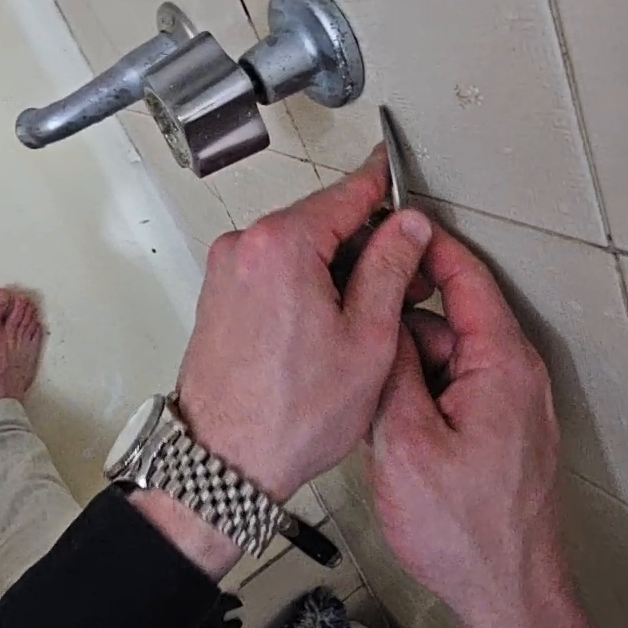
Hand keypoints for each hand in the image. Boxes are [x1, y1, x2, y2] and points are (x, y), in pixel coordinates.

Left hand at [175, 151, 432, 501]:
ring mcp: (227, 270)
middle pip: (320, 221)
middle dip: (366, 241)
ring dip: (337, 265)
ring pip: (298, 247)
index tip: (395, 169)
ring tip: (368, 312)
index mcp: (281, 247)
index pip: (345, 194)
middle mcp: (245, 248)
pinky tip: (329, 320)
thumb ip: (391, 268)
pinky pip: (273, 269)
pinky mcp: (220, 293)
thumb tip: (407, 227)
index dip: (381, 184)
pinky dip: (306, 281)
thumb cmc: (289, 415)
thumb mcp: (367, 338)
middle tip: (406, 274)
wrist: (224, 459)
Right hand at [371, 225, 611, 627]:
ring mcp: (508, 405)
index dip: (427, 247)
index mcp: (501, 366)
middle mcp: (514, 377)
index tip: (392, 226)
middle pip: (450, 318)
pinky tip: (391, 423)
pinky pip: (453, 387)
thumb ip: (392, 369)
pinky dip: (420, 391)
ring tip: (373, 402)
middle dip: (401, 322)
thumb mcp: (405, 442)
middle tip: (358, 331)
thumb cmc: (466, 532)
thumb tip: (383, 318)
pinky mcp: (498, 429)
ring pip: (447, 355)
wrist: (506, 595)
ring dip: (407, 365)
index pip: (467, 279)